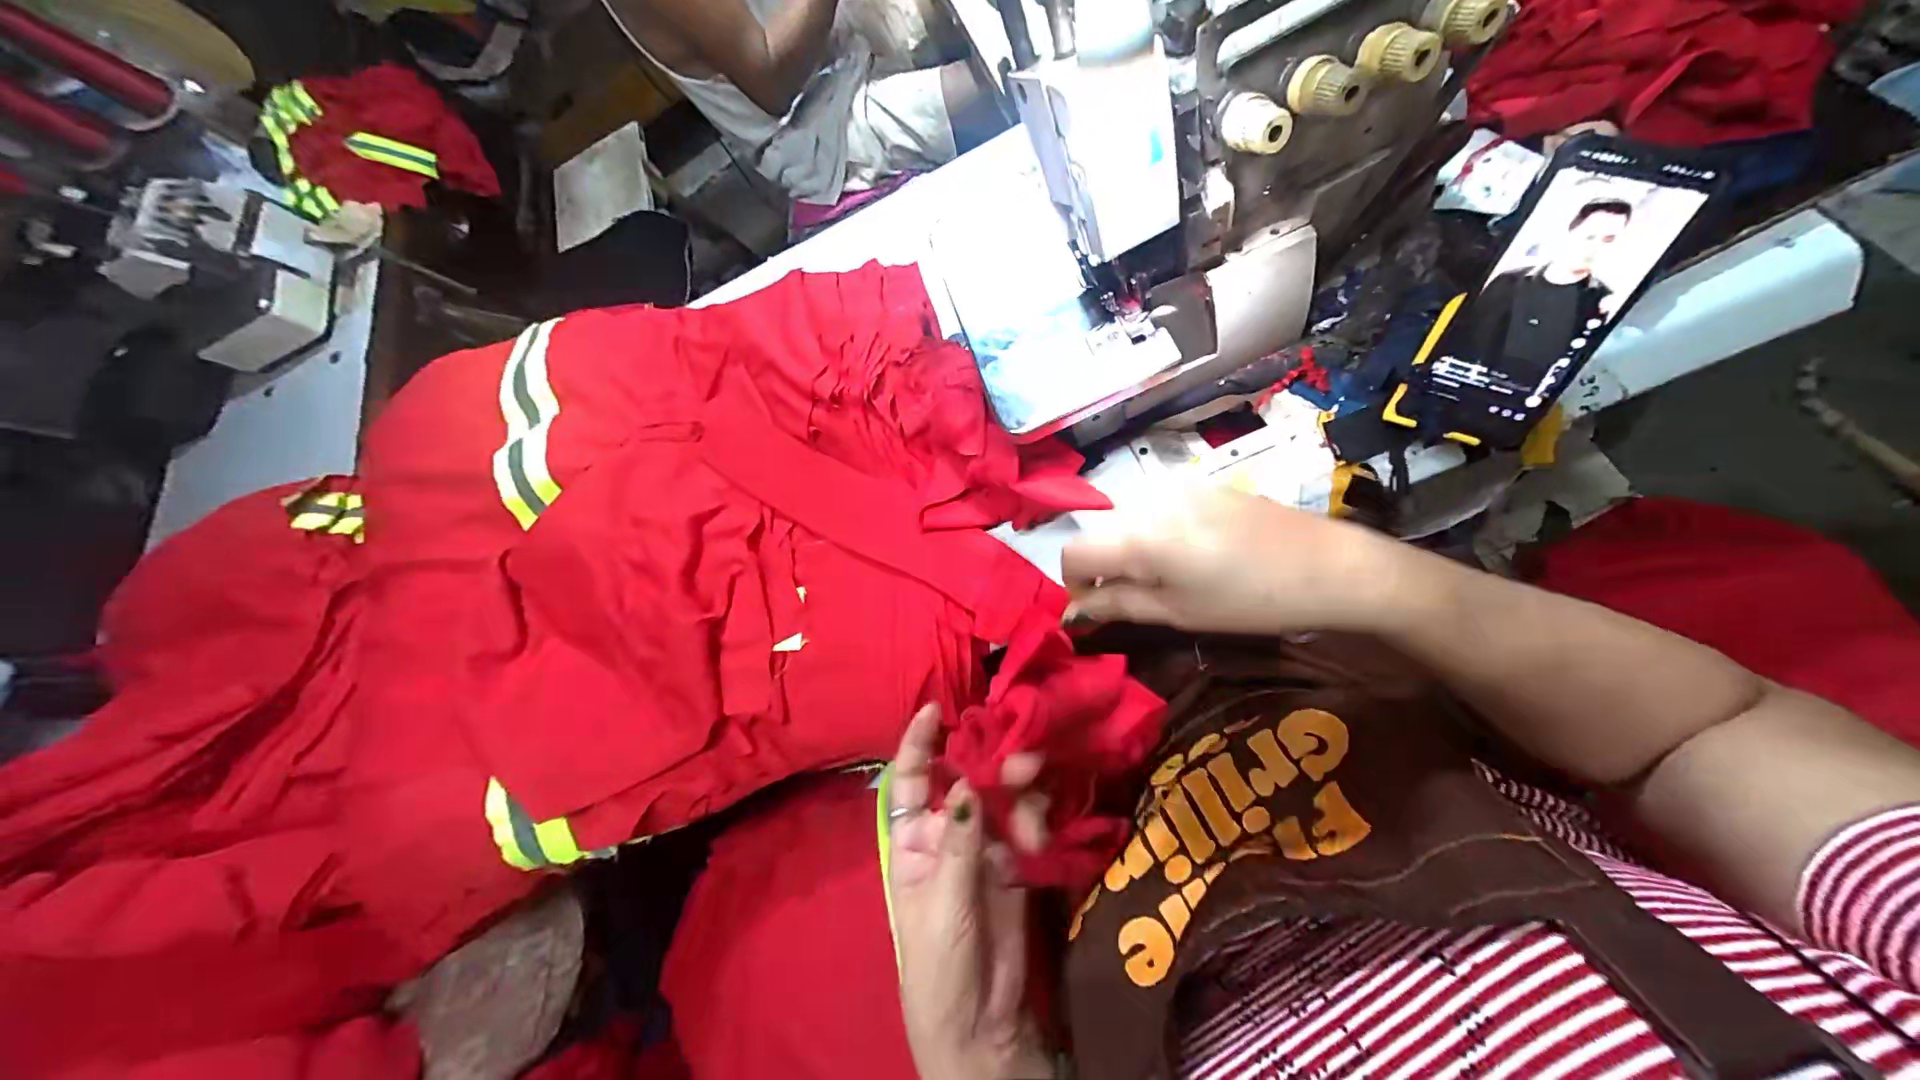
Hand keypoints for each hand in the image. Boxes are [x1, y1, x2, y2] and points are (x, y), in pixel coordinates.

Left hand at [887, 705, 1054, 1079]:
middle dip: (988, 763)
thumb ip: (957, 842)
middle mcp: (946, 833)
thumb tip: (963, 783)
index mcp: (911, 840)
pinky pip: (1026, 827)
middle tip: (1019, 758)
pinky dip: (1036, 824)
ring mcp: (982, 847)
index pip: (910, 779)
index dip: (918, 743)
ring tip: (1034, 792)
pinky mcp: (1014, 864)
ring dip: (1019, 790)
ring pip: (1001, 799)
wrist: (980, 1024)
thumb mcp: (941, 902)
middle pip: (964, 781)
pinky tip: (1040, 839)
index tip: (934, 708)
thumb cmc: (938, 964)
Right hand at [1061, 487, 1417, 635]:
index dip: (1074, 584)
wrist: (1330, 566)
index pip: (1073, 552)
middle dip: (1103, 566)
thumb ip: (1116, 605)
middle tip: (1137, 597)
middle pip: (1098, 533)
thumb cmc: (1249, 601)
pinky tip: (1192, 552)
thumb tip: (1070, 612)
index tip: (1096, 607)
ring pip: (1125, 519)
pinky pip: (1154, 507)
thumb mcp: (1177, 612)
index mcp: (1140, 535)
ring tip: (1169, 575)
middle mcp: (1149, 499)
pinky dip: (1153, 532)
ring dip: (1128, 548)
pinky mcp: (1198, 483)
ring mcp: (1175, 485)